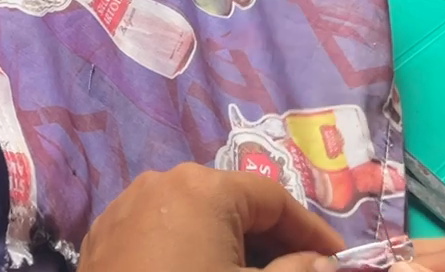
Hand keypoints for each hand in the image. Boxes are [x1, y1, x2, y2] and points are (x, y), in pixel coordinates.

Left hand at [78, 164, 345, 271]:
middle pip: (231, 203)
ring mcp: (126, 206)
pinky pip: (160, 231)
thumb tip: (323, 262)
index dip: (310, 229)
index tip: (340, 260)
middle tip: (302, 270)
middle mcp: (161, 180)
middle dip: (269, 238)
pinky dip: (188, 250)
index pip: (271, 196)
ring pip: (194, 216)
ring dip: (229, 244)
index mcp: (201, 187)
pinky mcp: (104, 236)